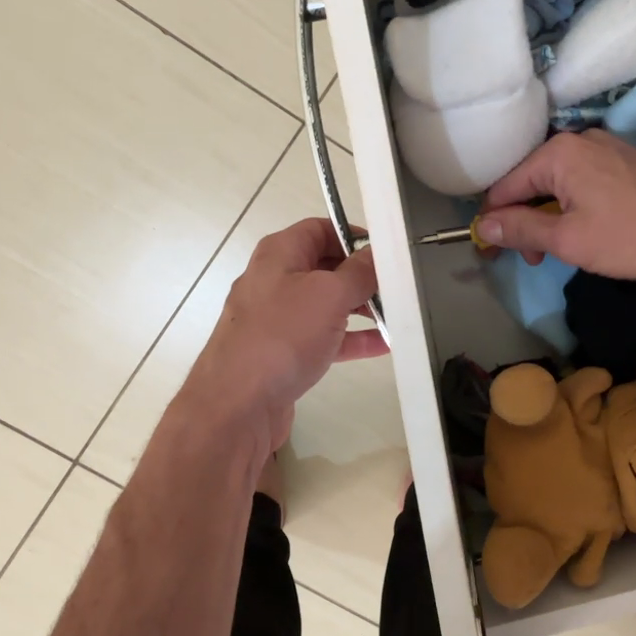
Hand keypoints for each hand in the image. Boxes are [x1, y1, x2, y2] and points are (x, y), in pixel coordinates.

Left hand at [185, 218, 387, 452]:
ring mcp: (278, 318)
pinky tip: (383, 345)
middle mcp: (276, 280)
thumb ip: (359, 272)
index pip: (321, 229)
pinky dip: (351, 338)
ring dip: (361, 308)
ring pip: (327, 303)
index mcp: (280, 254)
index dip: (354, 235)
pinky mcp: (284, 351)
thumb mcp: (329, 295)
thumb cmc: (282, 337)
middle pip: (326, 266)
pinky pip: (324, 336)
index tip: (387, 251)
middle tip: (398, 285)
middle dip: (363, 275)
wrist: (237, 406)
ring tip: (398, 315)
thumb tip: (376, 254)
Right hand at [477, 130, 635, 281]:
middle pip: (533, 180)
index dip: (493, 220)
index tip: (488, 251)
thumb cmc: (629, 237)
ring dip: (549, 215)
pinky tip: (582, 230)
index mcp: (559, 152)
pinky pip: (584, 179)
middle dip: (524, 219)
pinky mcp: (627, 161)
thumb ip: (521, 229)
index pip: (506, 184)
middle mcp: (580, 139)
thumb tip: (483, 227)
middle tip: (531, 259)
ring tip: (555, 251)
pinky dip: (573, 205)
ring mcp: (607, 147)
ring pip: (559, 181)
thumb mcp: (567, 239)